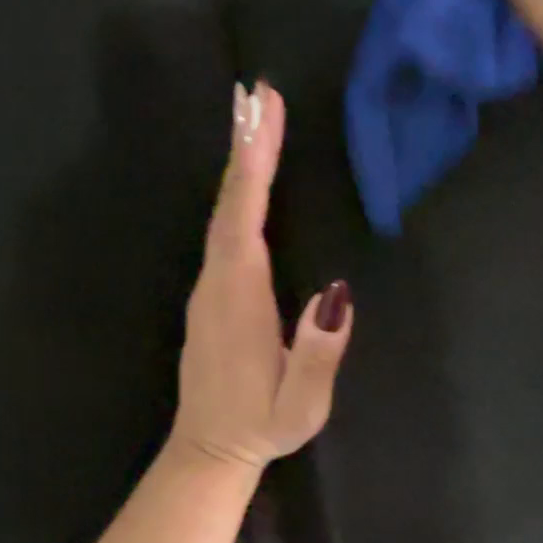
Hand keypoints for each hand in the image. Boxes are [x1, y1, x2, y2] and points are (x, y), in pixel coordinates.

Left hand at [168, 83, 352, 470]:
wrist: (209, 450)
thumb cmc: (260, 427)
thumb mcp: (301, 405)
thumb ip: (319, 354)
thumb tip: (335, 294)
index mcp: (240, 301)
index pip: (245, 221)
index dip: (253, 166)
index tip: (262, 114)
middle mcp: (216, 285)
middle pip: (228, 205)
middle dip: (244, 146)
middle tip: (257, 91)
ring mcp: (208, 289)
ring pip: (222, 214)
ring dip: (238, 163)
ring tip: (254, 115)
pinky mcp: (209, 296)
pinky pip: (222, 232)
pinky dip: (234, 194)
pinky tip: (245, 179)